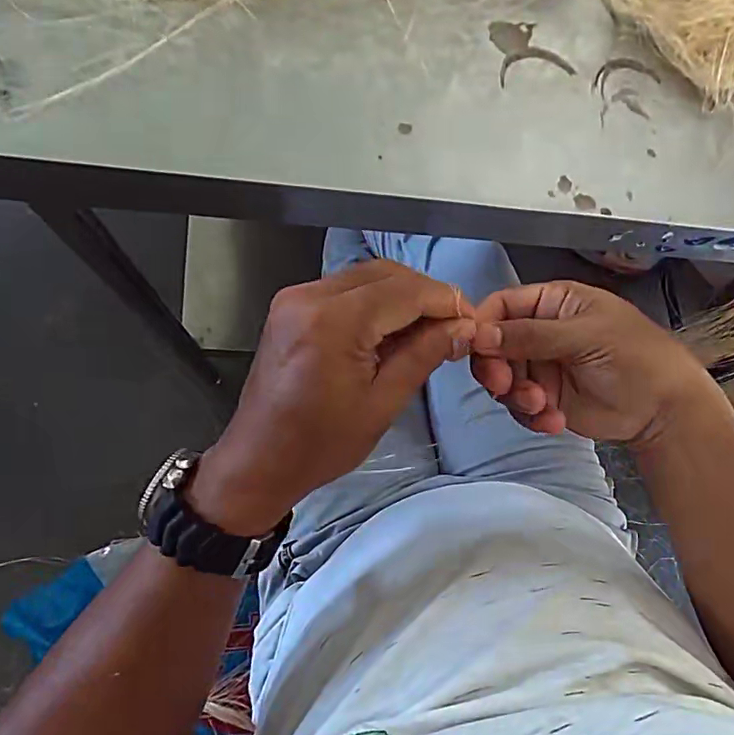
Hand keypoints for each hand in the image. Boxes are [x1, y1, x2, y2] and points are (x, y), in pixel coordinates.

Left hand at [191, 260, 473, 533]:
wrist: (260, 460)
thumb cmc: (322, 444)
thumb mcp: (383, 402)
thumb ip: (424, 355)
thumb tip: (463, 329)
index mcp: (333, 322)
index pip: (405, 291)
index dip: (446, 302)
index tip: (473, 322)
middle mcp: (310, 297)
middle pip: (387, 274)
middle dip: (428, 295)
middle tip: (457, 327)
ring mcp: (296, 298)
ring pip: (368, 277)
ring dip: (405, 296)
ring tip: (432, 330)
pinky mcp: (292, 307)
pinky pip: (347, 289)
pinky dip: (379, 302)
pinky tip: (397, 329)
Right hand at [468, 280, 722, 446]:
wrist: (663, 408)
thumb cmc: (638, 357)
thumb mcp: (585, 336)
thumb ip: (532, 334)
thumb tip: (483, 333)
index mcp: (553, 303)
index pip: (502, 307)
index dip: (483, 326)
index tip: (475, 347)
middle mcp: (543, 333)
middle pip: (495, 347)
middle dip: (496, 369)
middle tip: (503, 385)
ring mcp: (544, 368)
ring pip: (504, 381)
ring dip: (516, 397)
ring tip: (541, 405)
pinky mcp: (548, 399)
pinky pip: (520, 407)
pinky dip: (531, 416)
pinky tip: (554, 421)